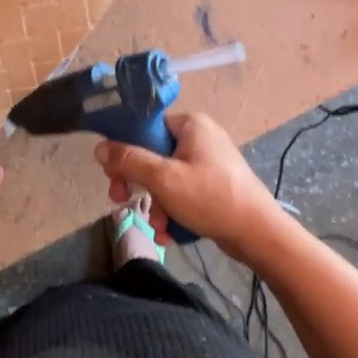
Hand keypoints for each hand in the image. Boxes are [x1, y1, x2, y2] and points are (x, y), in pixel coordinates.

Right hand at [94, 112, 279, 255]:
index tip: (113, 175)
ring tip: (157, 226)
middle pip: (153, 155)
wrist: (257, 233)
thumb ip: (128, 160)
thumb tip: (99, 148)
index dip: (125, 150)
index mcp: (191, 124)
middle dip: (138, 184)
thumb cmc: (210, 197)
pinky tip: (169, 232)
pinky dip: (172, 210)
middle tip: (123, 201)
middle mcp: (201, 137)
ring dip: (155, 203)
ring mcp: (209, 162)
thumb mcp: (163, 178)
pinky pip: (182, 191)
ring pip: (166, 178)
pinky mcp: (215, 184)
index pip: (146, 127)